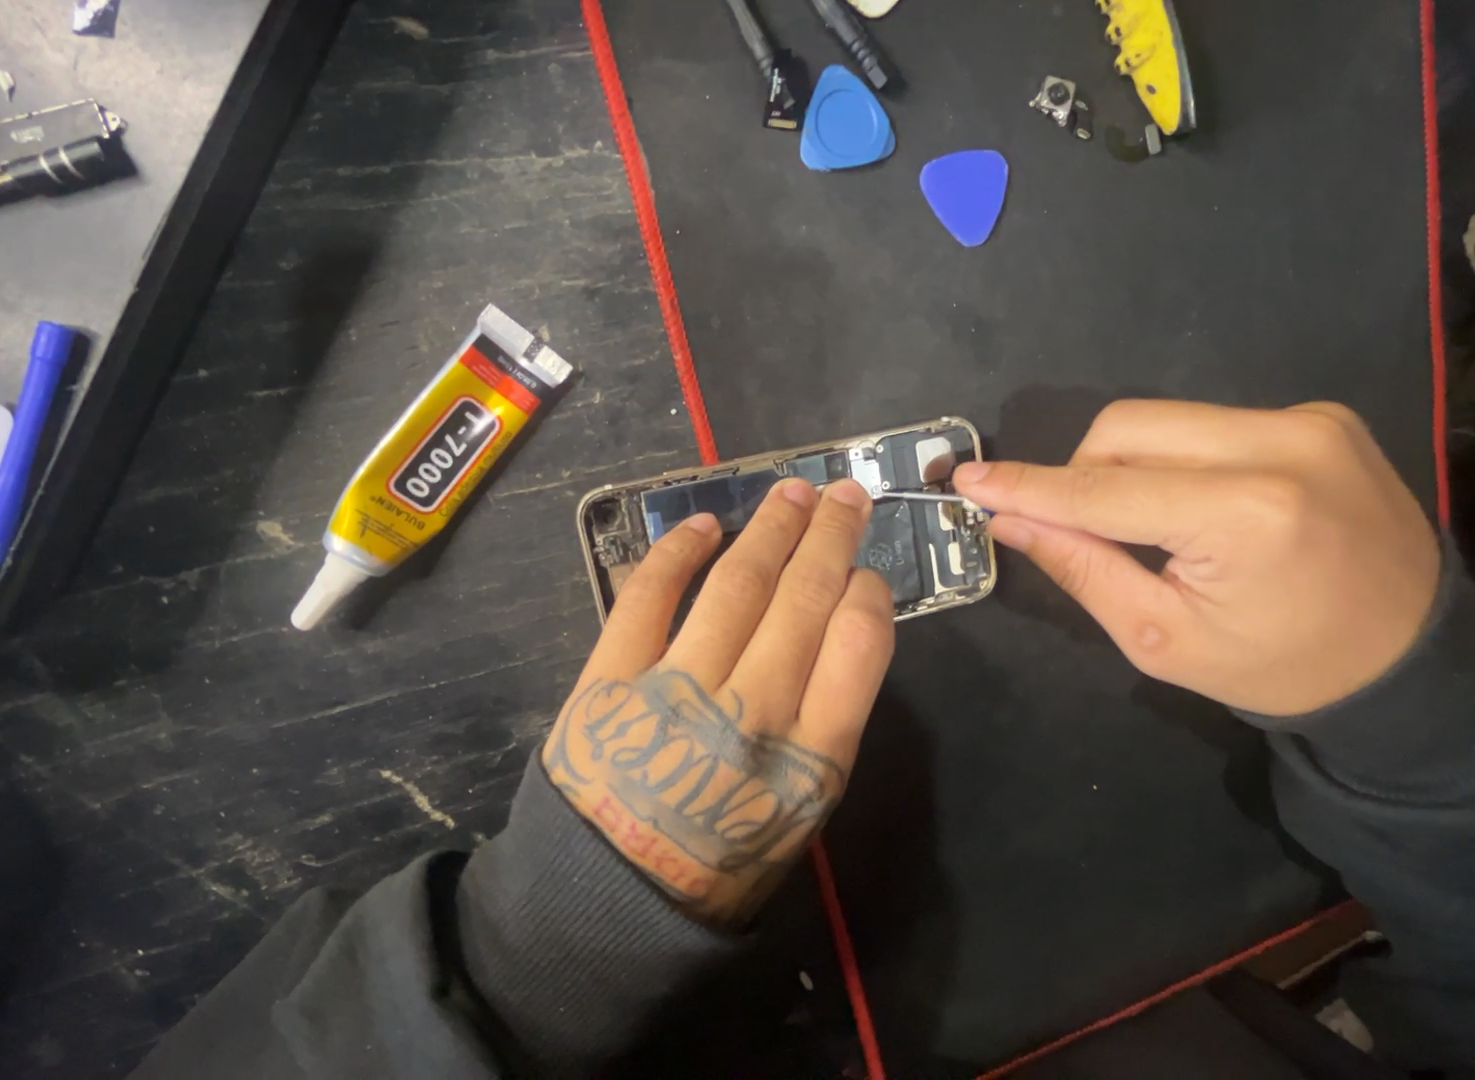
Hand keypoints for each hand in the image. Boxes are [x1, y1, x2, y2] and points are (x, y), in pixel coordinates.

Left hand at [542, 478, 893, 925]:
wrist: (605, 907)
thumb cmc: (720, 863)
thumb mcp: (803, 815)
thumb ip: (829, 723)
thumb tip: (839, 626)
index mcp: (810, 759)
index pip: (858, 643)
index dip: (868, 592)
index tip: (867, 572)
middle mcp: (750, 713)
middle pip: (802, 598)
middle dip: (831, 536)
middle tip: (846, 494)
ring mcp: (675, 689)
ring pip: (736, 585)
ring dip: (770, 529)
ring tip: (794, 492)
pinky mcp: (608, 678)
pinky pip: (647, 596)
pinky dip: (677, 552)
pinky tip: (704, 523)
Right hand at [955, 400, 1439, 716]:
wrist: (1415, 662)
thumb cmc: (1280, 668)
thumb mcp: (1164, 639)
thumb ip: (1082, 568)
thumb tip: (1010, 517)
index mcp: (1244, 515)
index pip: (1101, 489)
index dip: (1027, 485)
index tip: (967, 478)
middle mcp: (1280, 444)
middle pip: (1126, 427)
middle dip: (1081, 473)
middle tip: (1086, 530)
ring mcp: (1308, 420)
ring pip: (1162, 418)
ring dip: (1126, 464)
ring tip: (1150, 523)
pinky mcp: (1320, 416)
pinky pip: (1207, 423)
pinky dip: (1176, 459)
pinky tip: (1201, 506)